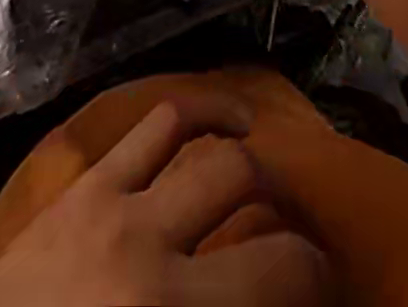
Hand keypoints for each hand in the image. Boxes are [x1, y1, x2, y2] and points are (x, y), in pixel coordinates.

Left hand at [0, 99, 330, 306]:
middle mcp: (149, 238)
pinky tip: (196, 127)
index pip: (282, 268)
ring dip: (227, 120)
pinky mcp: (82, 181)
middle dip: (280, 188)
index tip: (325, 276)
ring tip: (252, 131)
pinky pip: (139, 130)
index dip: (320, 269)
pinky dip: (178, 118)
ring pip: (183, 126)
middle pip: (238, 174)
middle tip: (291, 211)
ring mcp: (109, 197)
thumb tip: (276, 296)